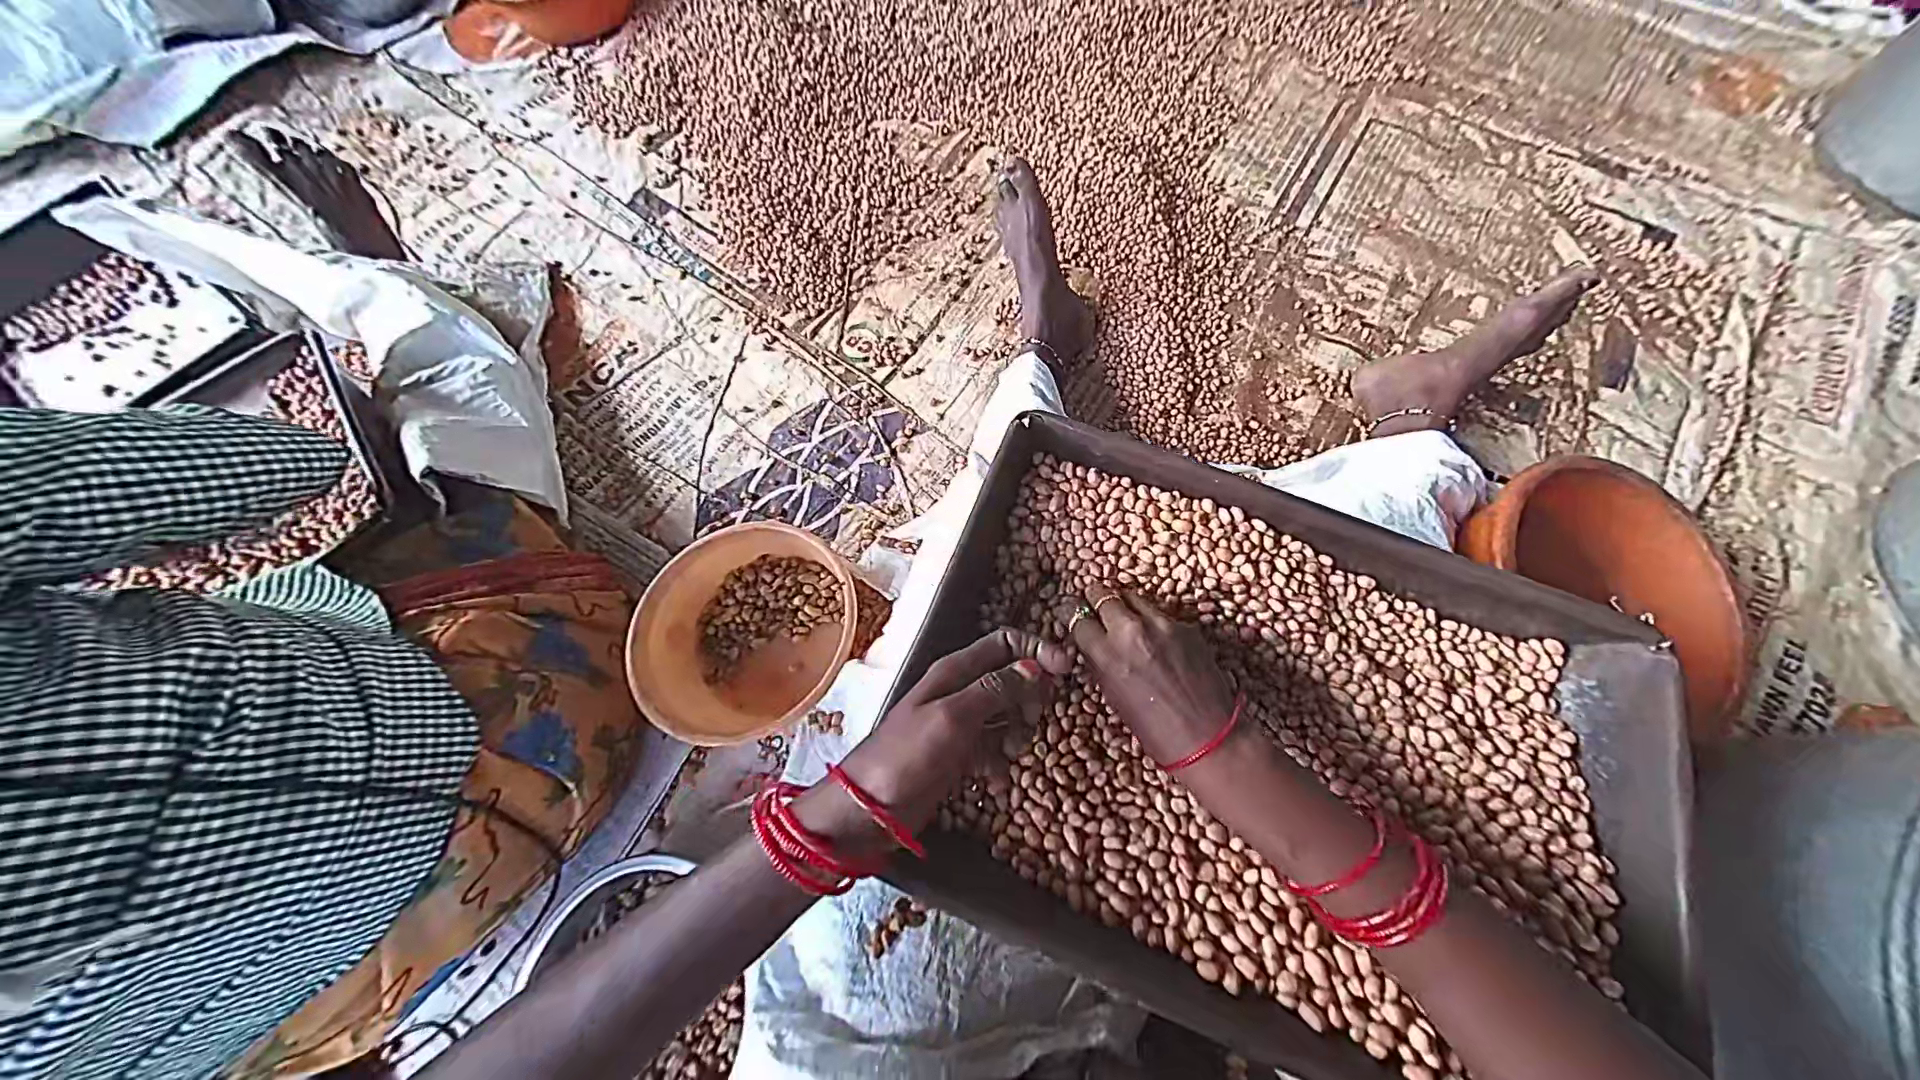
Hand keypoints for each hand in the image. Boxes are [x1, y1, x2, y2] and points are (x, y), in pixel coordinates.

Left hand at [821, 629, 1071, 850]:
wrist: (869, 809)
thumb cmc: (906, 756)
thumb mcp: (953, 717)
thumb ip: (994, 690)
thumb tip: (1035, 667)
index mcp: (955, 671)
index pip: (1004, 643)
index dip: (1036, 651)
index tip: (1065, 671)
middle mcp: (960, 691)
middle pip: (1011, 678)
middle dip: (1030, 697)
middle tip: (1033, 721)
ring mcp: (960, 724)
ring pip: (1007, 715)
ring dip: (1018, 733)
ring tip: (1008, 756)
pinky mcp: (960, 755)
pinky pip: (994, 749)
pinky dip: (1000, 763)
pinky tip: (995, 781)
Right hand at [1068, 584, 1237, 766]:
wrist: (1207, 737)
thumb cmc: (1155, 728)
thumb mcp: (1112, 695)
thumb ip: (1098, 662)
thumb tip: (1091, 642)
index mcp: (1108, 654)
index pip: (1079, 619)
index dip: (1077, 619)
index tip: (1077, 618)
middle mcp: (1133, 632)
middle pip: (1103, 595)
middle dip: (1096, 600)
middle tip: (1095, 606)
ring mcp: (1163, 625)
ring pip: (1133, 598)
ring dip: (1125, 607)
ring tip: (1125, 620)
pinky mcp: (1187, 626)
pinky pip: (1161, 615)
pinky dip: (1153, 624)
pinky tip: (1157, 642)